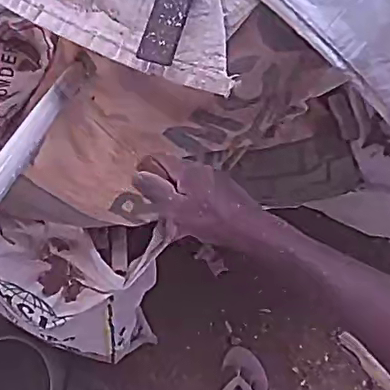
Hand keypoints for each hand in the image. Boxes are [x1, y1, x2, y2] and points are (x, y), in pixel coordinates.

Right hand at [132, 154, 276, 248]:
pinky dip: (192, 204)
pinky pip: (200, 192)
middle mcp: (201, 168)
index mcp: (187, 170)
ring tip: (177, 222)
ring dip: (178, 199)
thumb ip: (156, 191)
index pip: (157, 158)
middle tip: (159, 211)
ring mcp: (215, 178)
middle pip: (172, 172)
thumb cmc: (211, 220)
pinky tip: (195, 222)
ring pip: (186, 184)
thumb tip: (137, 174)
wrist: (252, 230)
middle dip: (162, 189)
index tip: (142, 191)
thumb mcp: (177, 209)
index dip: (145, 171)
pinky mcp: (225, 190)